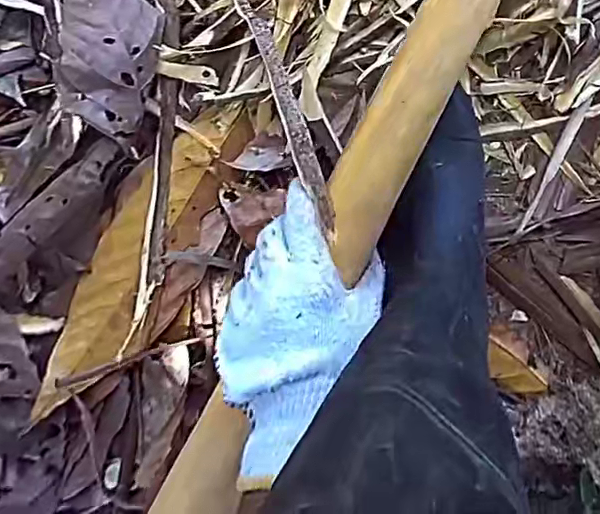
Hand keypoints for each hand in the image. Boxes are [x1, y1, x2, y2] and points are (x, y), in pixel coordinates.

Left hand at [215, 181, 383, 490]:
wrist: (299, 410)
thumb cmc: (338, 358)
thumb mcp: (365, 309)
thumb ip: (367, 273)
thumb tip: (367, 249)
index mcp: (310, 270)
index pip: (298, 215)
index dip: (301, 198)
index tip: (303, 189)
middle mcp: (275, 279)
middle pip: (272, 233)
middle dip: (284, 231)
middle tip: (299, 242)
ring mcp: (249, 301)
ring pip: (255, 262)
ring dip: (269, 264)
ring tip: (287, 285)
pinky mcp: (232, 323)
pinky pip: (240, 294)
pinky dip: (254, 294)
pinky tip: (271, 310)